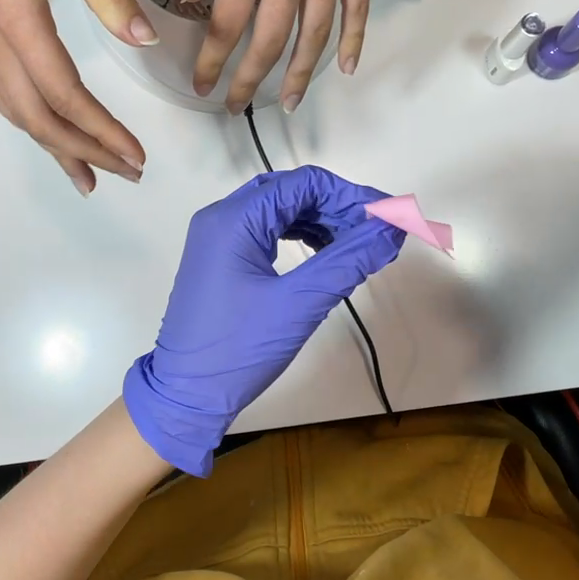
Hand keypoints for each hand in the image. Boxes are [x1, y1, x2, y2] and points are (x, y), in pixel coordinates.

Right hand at [0, 0, 156, 195]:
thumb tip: (144, 41)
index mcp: (20, 20)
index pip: (66, 94)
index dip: (102, 131)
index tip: (135, 155)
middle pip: (40, 117)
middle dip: (86, 152)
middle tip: (127, 173)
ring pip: (18, 113)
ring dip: (56, 148)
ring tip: (91, 176)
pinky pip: (3, 95)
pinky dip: (30, 124)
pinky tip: (48, 135)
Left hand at [123, 166, 405, 474]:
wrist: (185, 395)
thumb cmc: (239, 349)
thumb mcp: (300, 304)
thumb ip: (349, 261)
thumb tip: (393, 230)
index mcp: (234, 219)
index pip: (304, 183)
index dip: (351, 195)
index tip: (388, 218)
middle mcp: (221, 217)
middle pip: (291, 192)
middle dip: (338, 207)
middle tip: (378, 234)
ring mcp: (217, 238)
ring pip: (279, 211)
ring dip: (320, 221)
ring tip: (357, 246)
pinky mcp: (220, 259)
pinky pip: (266, 231)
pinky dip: (298, 236)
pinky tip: (324, 254)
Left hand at [185, 0, 384, 113]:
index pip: (226, 26)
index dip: (212, 61)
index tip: (201, 83)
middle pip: (268, 42)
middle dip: (248, 81)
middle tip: (237, 104)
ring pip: (313, 36)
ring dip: (298, 76)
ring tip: (285, 102)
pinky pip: (356, 9)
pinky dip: (351, 42)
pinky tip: (342, 69)